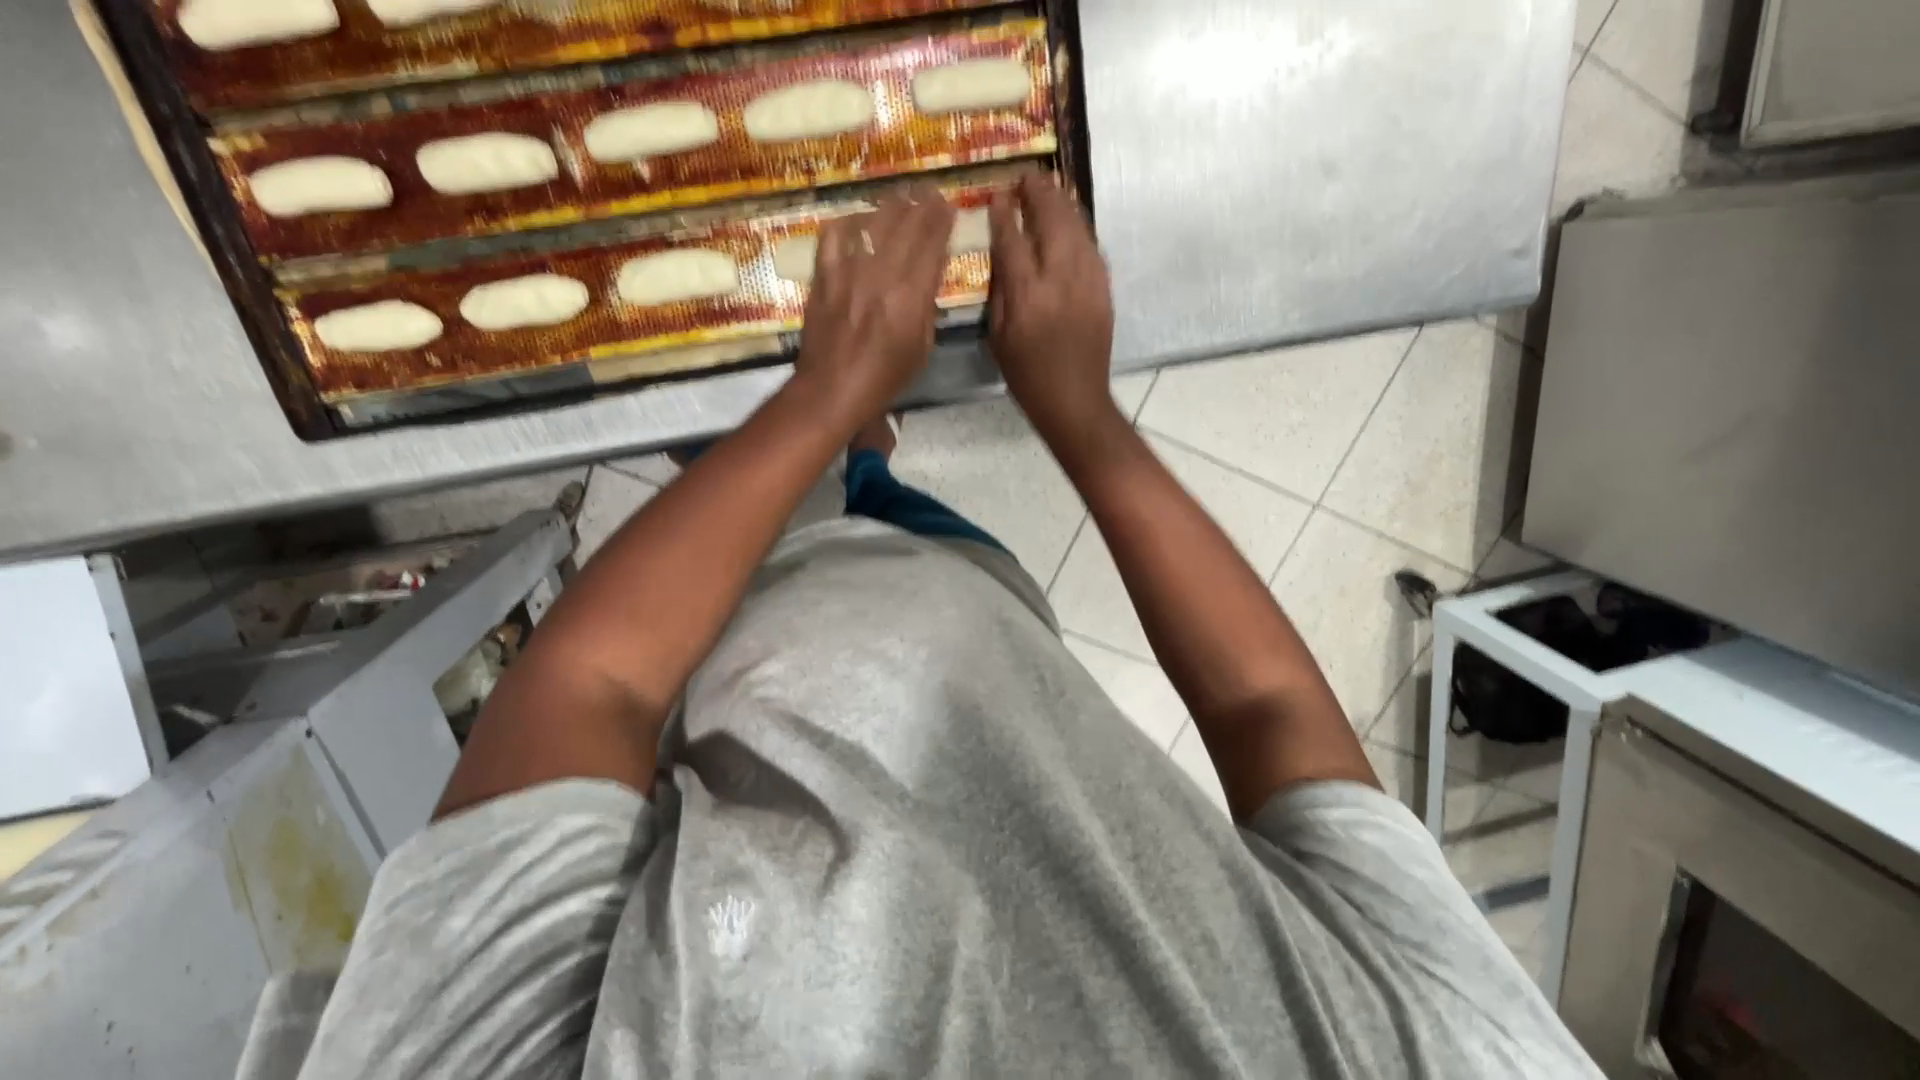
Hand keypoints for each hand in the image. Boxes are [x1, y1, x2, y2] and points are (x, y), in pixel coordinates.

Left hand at [792, 186, 954, 427]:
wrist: (831, 389)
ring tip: (902, 196)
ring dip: (891, 206)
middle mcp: (880, 276)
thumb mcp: (921, 348)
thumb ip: (927, 307)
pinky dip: (848, 222)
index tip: (950, 206)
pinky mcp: (824, 276)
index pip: (931, 246)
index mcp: (910, 297)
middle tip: (930, 193)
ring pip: (873, 224)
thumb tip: (931, 275)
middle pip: (905, 227)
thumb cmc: (884, 378)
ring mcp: (848, 273)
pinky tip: (858, 220)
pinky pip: (834, 236)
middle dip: (922, 206)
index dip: (942, 222)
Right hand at [988, 172, 1118, 445]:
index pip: (1013, 240)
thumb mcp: (997, 336)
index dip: (1003, 214)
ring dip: (1062, 204)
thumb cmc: (1027, 375)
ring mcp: (1088, 284)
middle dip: (1039, 195)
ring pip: (1077, 229)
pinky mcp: (1105, 290)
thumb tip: (1001, 253)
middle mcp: (1060, 282)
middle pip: (1052, 222)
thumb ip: (999, 291)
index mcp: (1027, 297)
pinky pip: (1092, 248)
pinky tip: (1071, 221)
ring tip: (1049, 189)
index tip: (997, 196)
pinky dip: (1080, 229)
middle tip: (1027, 178)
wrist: (1075, 400)